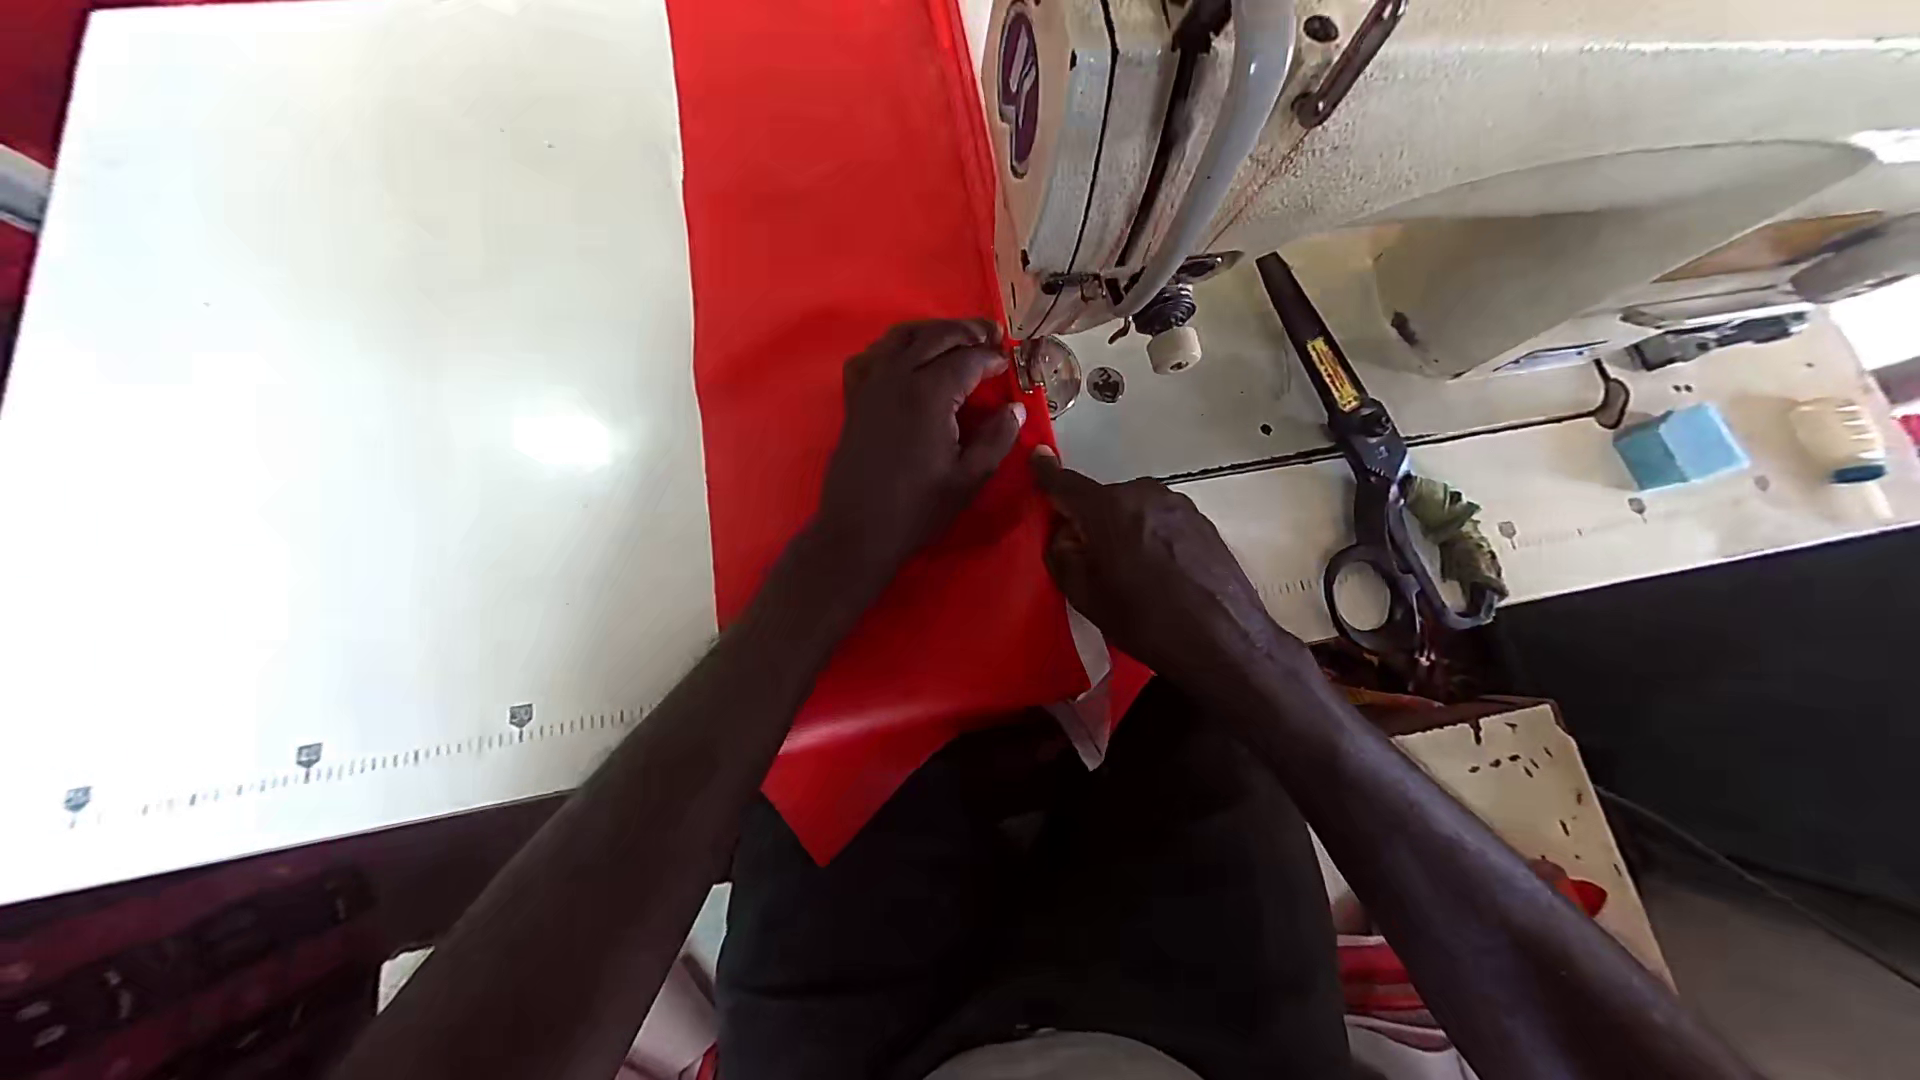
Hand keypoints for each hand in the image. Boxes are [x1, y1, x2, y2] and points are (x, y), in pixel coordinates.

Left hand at [814, 319, 1025, 583]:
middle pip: (935, 336)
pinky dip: (892, 346)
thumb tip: (1016, 408)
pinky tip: (905, 357)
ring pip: (901, 336)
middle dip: (967, 331)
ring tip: (955, 339)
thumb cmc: (917, 509)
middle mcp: (897, 377)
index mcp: (929, 394)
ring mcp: (871, 385)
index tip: (1009, 363)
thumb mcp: (968, 479)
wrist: (859, 531)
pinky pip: (871, 356)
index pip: (968, 359)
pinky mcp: (854, 399)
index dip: (992, 358)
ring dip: (932, 331)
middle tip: (992, 336)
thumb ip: (997, 438)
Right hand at [1030, 447, 1307, 683]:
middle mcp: (1143, 493)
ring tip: (1128, 570)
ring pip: (1132, 509)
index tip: (1035, 457)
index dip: (1046, 472)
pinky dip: (1148, 534)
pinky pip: (1159, 520)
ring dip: (1121, 528)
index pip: (1066, 483)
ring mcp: (1178, 504)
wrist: (1223, 641)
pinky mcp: (1201, 520)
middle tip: (1086, 556)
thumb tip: (1065, 534)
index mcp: (1108, 508)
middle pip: (1102, 500)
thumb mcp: (1085, 595)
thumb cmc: (1144, 621)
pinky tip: (1157, 571)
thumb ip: (1062, 554)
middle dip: (1089, 519)